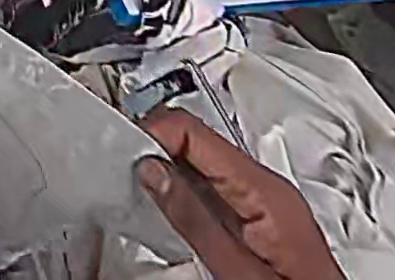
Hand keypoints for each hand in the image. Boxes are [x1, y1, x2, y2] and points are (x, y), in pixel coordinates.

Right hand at [138, 109, 345, 279]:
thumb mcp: (237, 274)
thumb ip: (192, 219)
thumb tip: (152, 170)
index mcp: (265, 190)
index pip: (194, 130)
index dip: (155, 132)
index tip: (126, 151)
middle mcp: (268, 187)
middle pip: (197, 139)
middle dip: (157, 147)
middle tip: (126, 168)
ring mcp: (265, 202)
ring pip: (201, 160)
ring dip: (168, 167)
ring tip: (141, 187)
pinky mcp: (259, 219)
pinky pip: (212, 184)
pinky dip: (184, 187)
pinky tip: (168, 205)